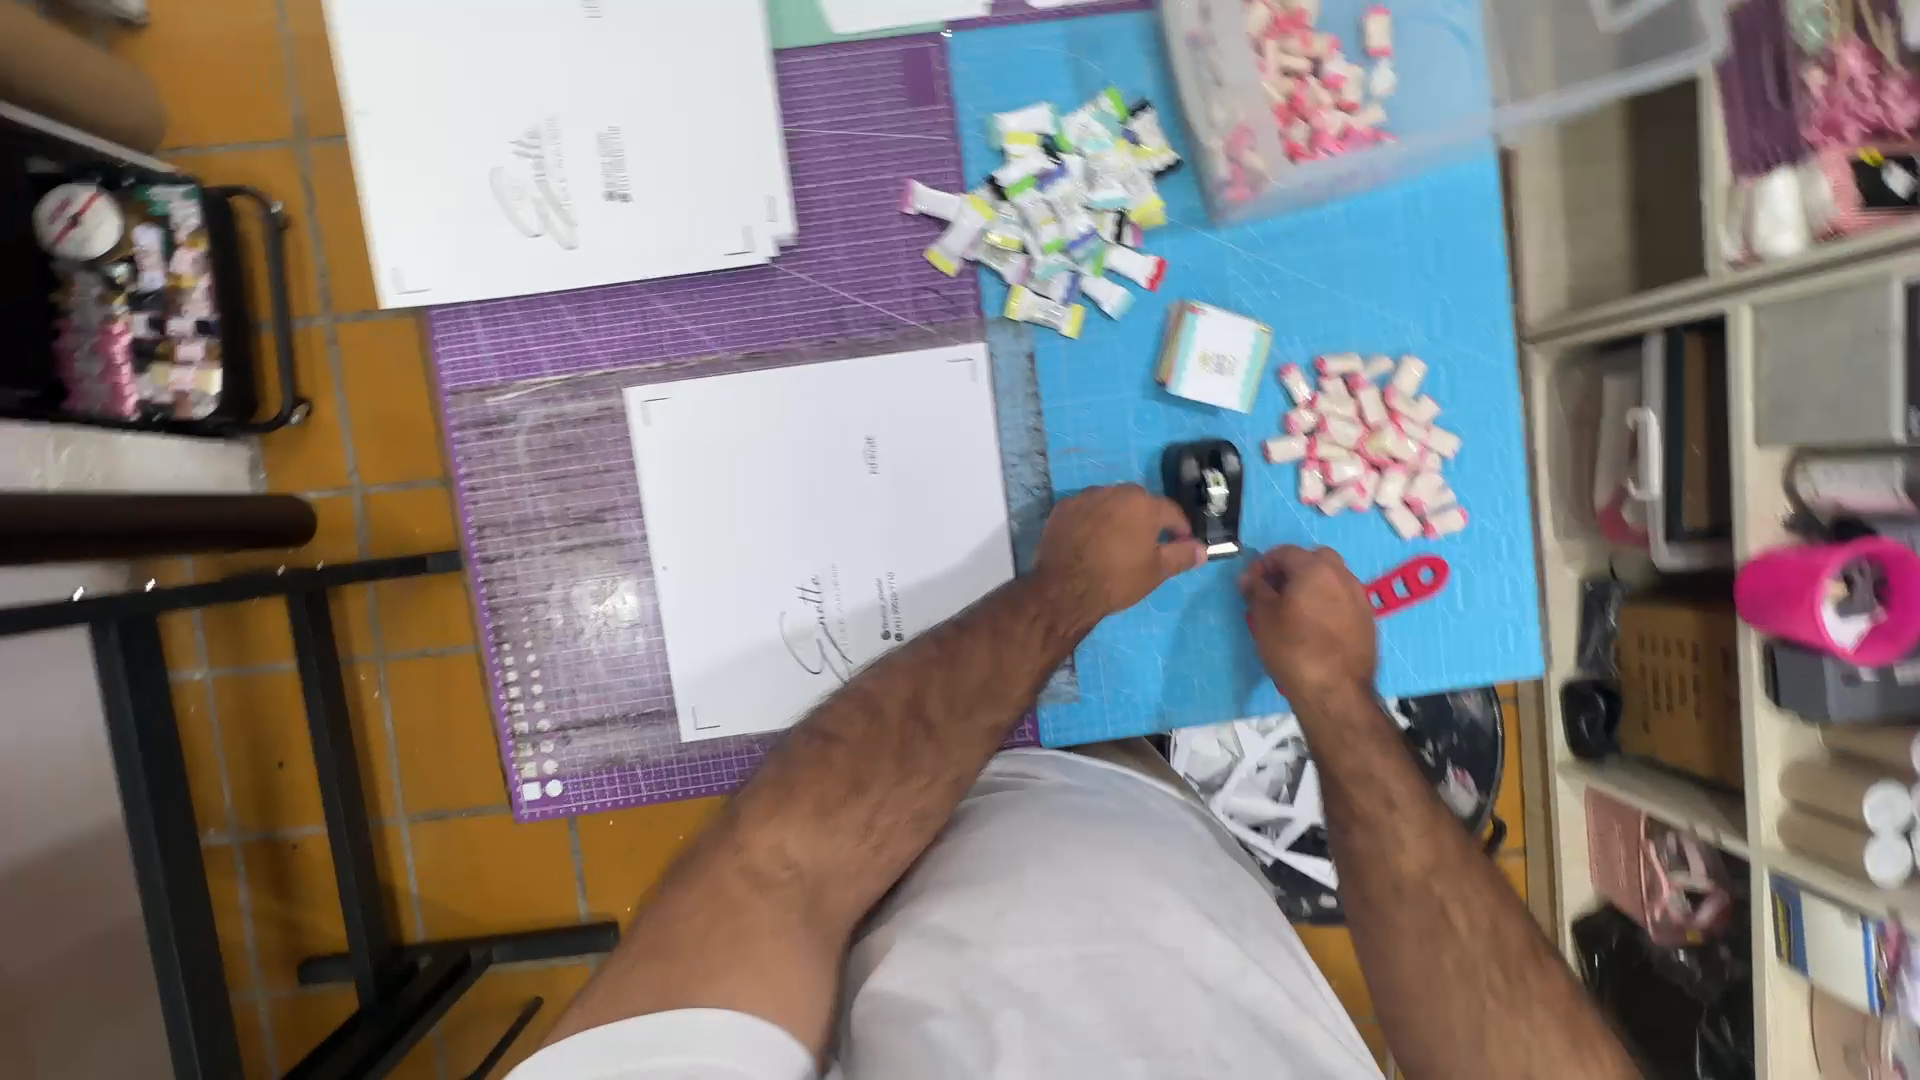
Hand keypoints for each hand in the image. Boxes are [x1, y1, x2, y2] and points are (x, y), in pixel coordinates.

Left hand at [1034, 484, 1206, 628]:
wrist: (1064, 589)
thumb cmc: (1117, 578)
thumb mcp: (1156, 571)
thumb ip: (1182, 555)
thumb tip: (1202, 550)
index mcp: (1143, 503)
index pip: (1171, 512)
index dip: (1180, 529)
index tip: (1181, 544)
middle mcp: (1114, 491)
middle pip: (1139, 503)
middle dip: (1147, 520)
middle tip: (1147, 545)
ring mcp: (1085, 497)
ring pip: (1110, 503)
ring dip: (1117, 517)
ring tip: (1116, 542)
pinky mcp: (1062, 508)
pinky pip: (1086, 510)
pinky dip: (1092, 520)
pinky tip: (1090, 540)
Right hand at [1239, 545, 1376, 706]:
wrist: (1335, 691)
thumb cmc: (1293, 649)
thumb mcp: (1263, 618)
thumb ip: (1255, 590)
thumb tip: (1249, 578)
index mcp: (1315, 569)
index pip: (1284, 552)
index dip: (1262, 565)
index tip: (1250, 585)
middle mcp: (1342, 576)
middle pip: (1315, 558)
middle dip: (1292, 568)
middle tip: (1274, 591)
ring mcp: (1360, 597)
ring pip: (1332, 577)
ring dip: (1311, 584)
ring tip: (1293, 609)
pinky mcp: (1368, 619)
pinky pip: (1343, 598)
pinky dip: (1327, 601)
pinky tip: (1314, 626)